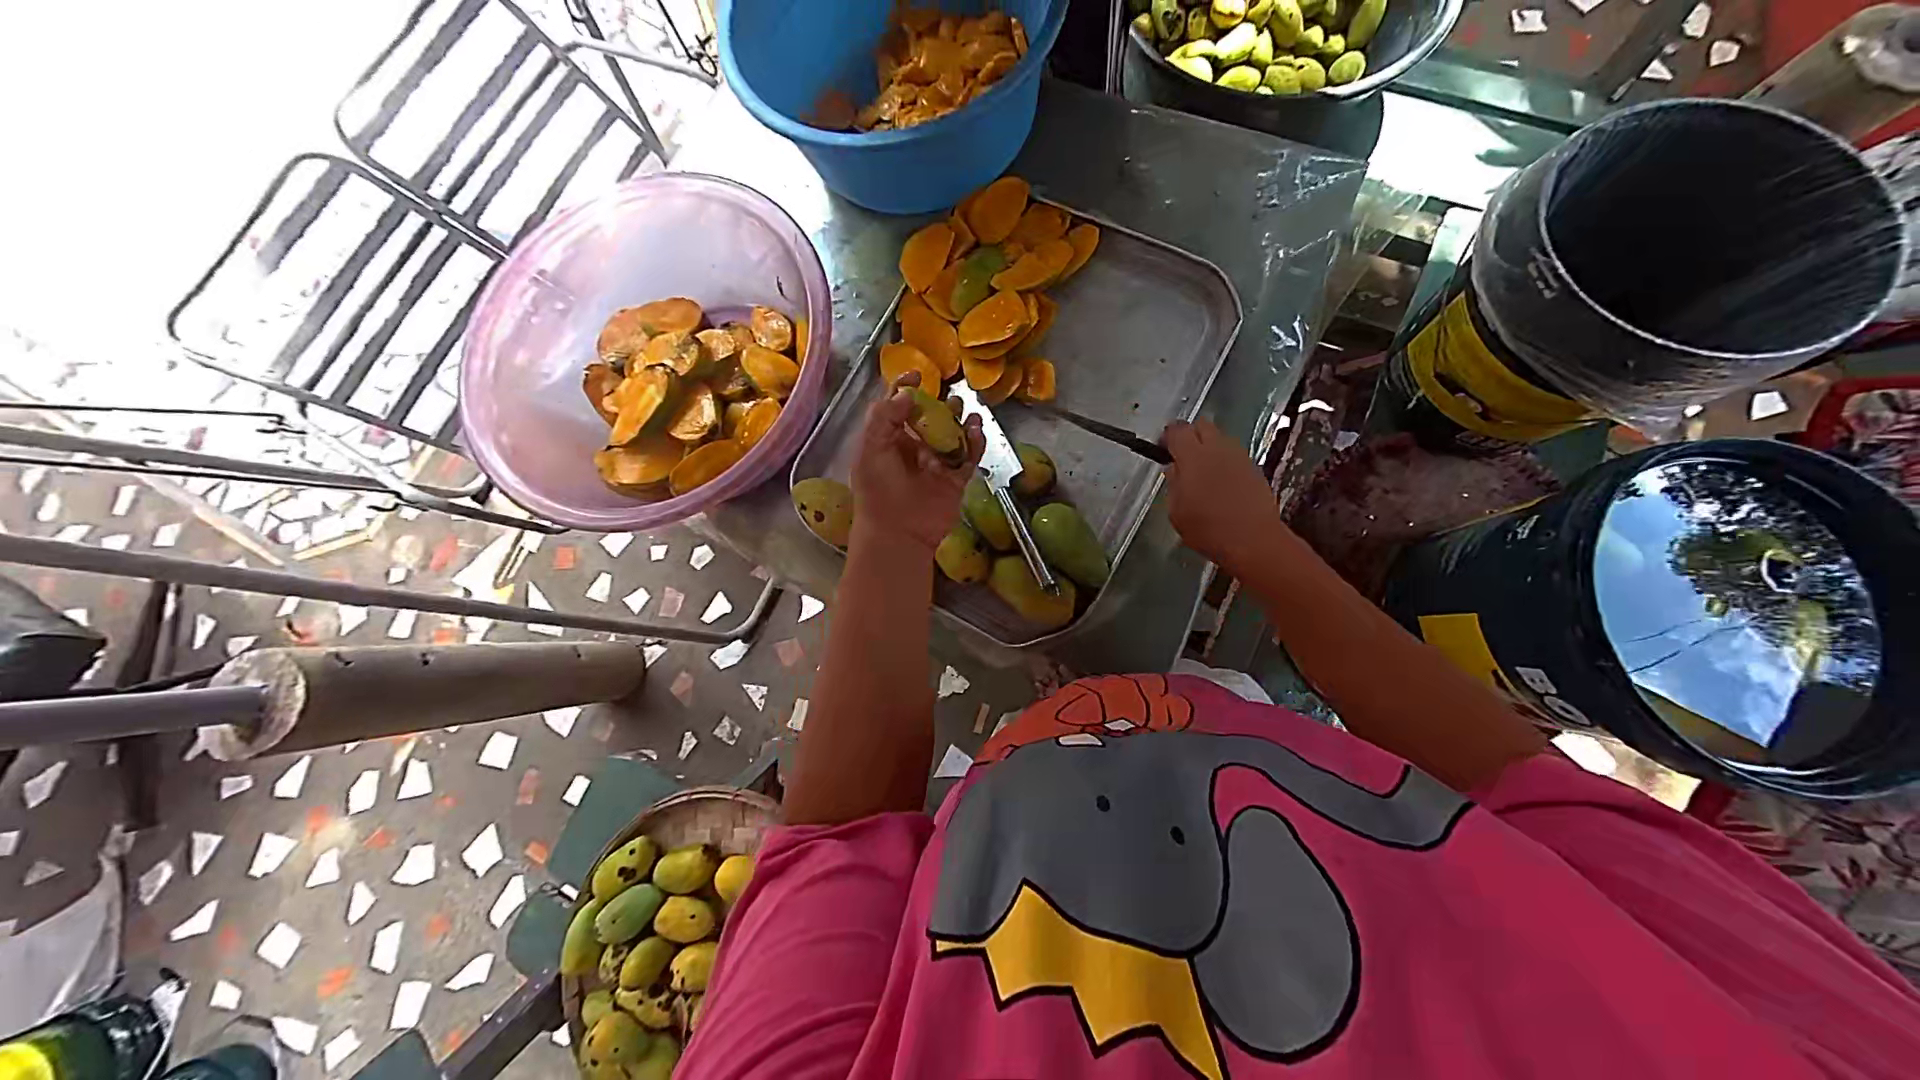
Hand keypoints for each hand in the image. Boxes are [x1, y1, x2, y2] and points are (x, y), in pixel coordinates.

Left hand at [851, 373, 983, 552]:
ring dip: (960, 420)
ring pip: (952, 434)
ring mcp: (936, 464)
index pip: (896, 407)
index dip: (904, 388)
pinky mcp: (955, 479)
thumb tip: (906, 394)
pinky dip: (975, 442)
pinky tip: (976, 430)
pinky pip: (969, 456)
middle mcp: (912, 449)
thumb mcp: (870, 449)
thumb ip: (884, 417)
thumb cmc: (878, 492)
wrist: (899, 534)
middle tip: (949, 395)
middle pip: (929, 418)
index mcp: (887, 441)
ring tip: (967, 410)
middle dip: (939, 404)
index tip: (917, 374)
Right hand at [1162, 419, 1288, 574]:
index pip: (1177, 430)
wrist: (1254, 540)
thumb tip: (1174, 469)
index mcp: (1193, 457)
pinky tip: (1221, 483)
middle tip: (1182, 456)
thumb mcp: (1177, 511)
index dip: (1168, 437)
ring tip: (1203, 472)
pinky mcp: (1255, 468)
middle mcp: (1218, 449)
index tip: (1163, 449)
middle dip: (1190, 435)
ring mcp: (1239, 457)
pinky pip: (1234, 455)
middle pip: (1202, 425)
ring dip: (1209, 448)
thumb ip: (1173, 484)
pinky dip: (1224, 461)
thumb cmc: (1208, 529)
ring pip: (1220, 439)